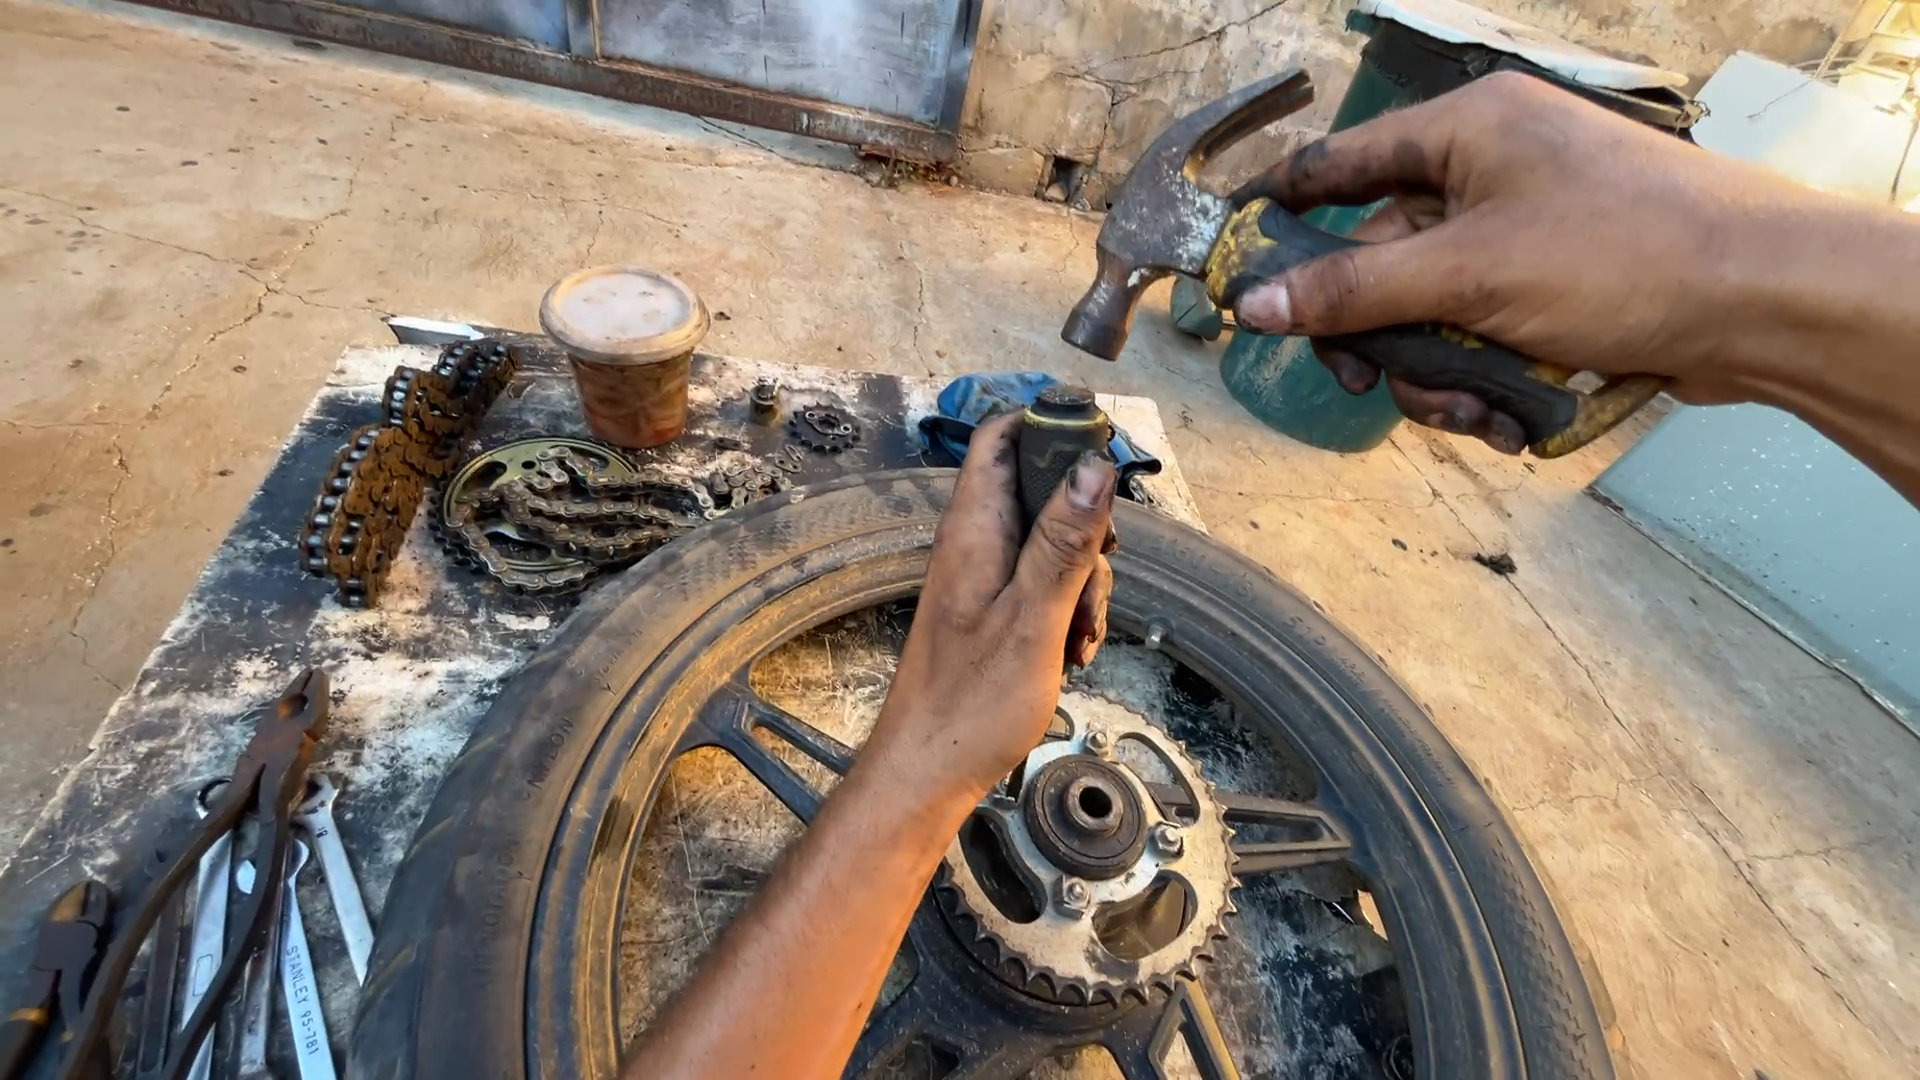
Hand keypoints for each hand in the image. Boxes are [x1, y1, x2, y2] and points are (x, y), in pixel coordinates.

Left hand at [862, 413, 1115, 801]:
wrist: (931, 766)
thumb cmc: (972, 701)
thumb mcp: (1032, 618)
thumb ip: (1062, 542)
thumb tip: (1093, 467)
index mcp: (974, 527)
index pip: (1000, 437)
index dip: (1047, 424)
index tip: (1098, 449)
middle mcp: (977, 540)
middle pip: (1042, 490)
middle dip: (1085, 528)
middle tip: (1095, 576)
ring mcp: (986, 575)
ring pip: (1053, 542)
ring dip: (1082, 581)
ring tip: (1079, 636)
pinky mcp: (996, 607)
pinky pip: (1044, 583)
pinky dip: (1068, 608)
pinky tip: (1072, 650)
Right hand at [1230, 72, 1840, 452]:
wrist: (1769, 309)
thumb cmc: (1617, 258)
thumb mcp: (1465, 274)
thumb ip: (1349, 289)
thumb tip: (1252, 306)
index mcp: (1460, 135)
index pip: (1333, 164)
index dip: (1275, 207)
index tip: (1229, 253)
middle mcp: (1475, 179)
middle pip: (1367, 265)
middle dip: (1369, 338)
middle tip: (1364, 383)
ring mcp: (1501, 238)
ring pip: (1409, 317)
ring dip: (1425, 377)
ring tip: (1468, 411)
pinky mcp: (1526, 289)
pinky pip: (1455, 337)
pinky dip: (1465, 383)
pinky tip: (1499, 414)